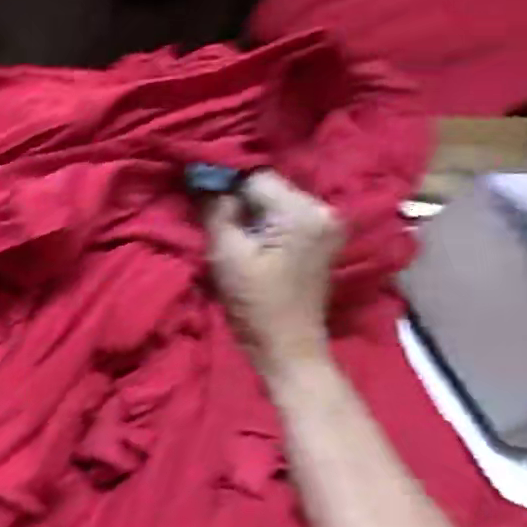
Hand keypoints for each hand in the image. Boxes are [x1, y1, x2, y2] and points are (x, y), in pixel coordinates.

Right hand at [206, 170, 344, 370]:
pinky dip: (262, 223)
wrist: (287, 349)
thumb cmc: (256, 306)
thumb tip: (201, 176)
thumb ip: (216, 210)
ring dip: (249, 211)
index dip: (224, 185)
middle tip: (212, 219)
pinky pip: (283, 216)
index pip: (255, 177)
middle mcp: (324, 209)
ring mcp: (326, 224)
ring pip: (273, 201)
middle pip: (267, 187)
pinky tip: (248, 240)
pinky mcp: (320, 238)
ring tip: (228, 230)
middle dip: (237, 199)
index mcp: (304, 211)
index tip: (199, 198)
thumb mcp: (227, 255)